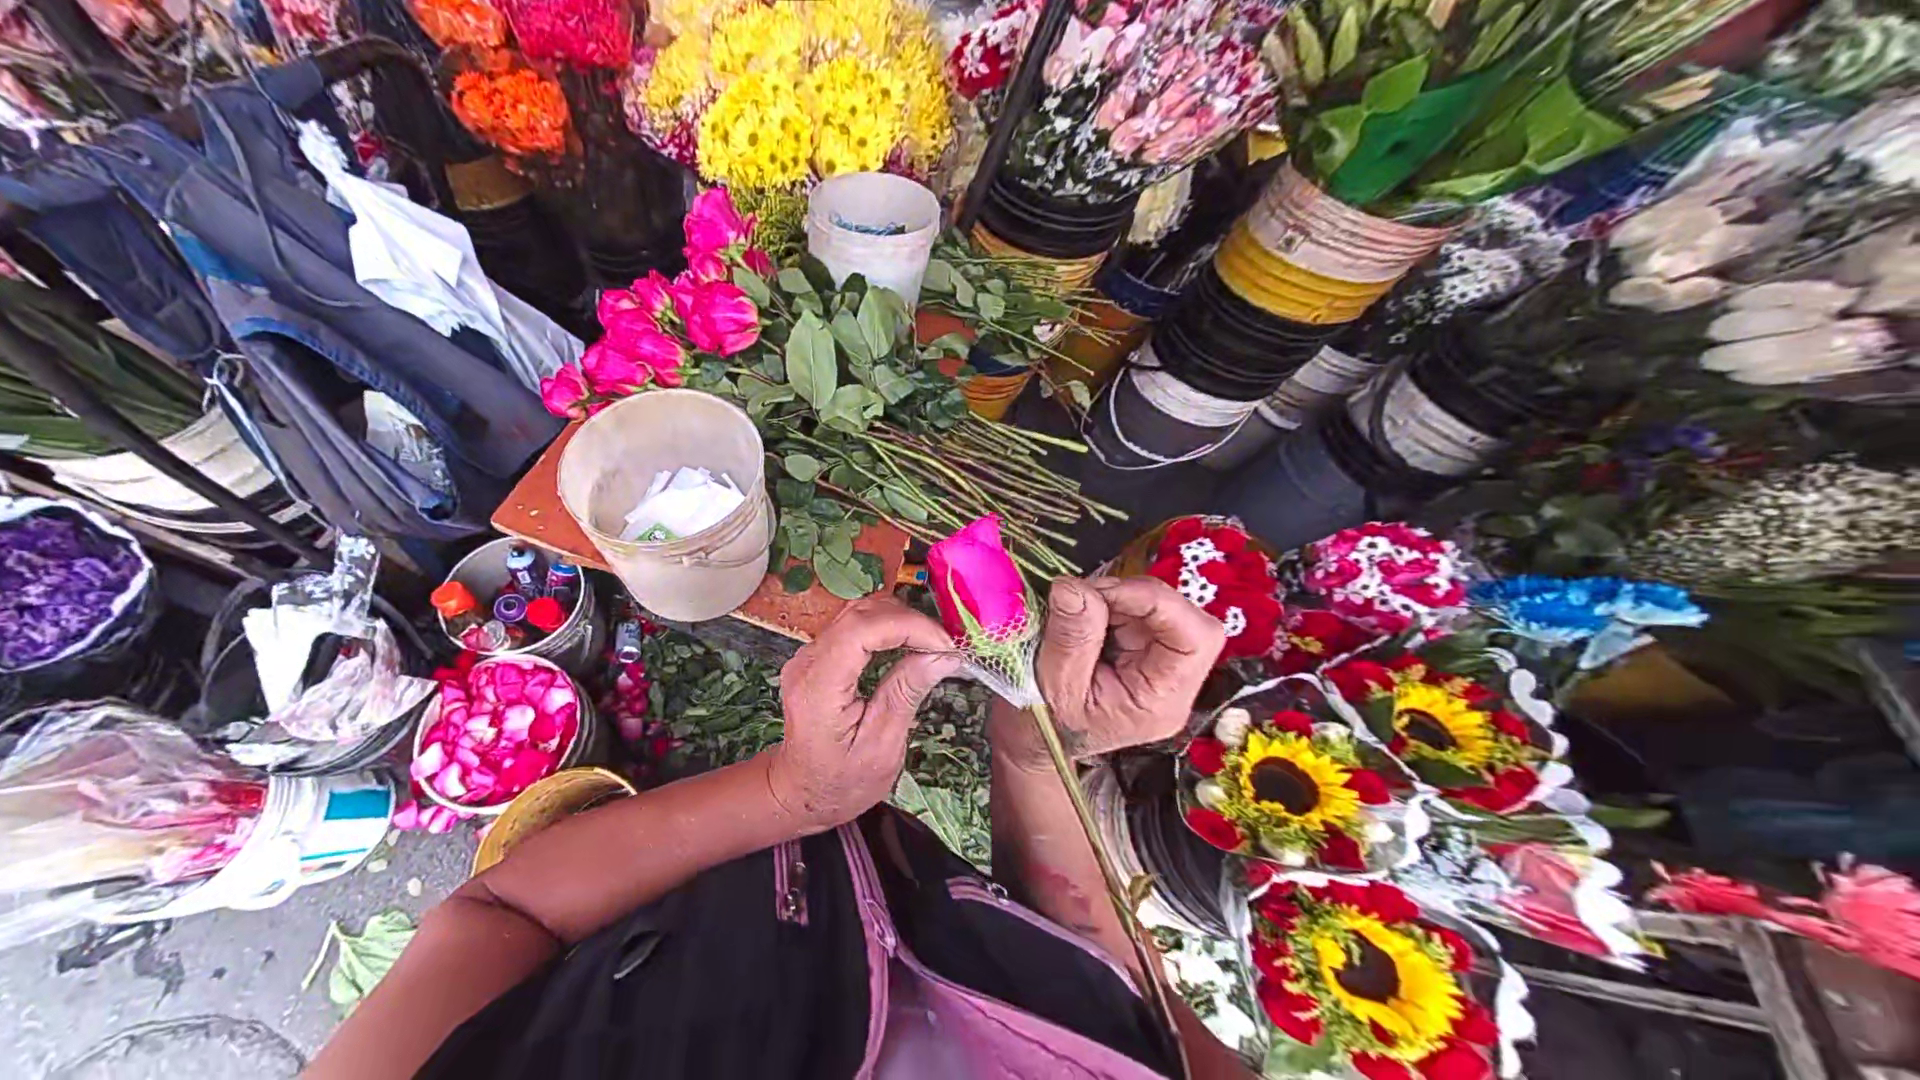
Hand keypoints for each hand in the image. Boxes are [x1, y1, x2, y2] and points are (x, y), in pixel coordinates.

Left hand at [765, 595, 962, 831]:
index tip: (944, 646)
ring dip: (903, 620)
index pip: (861, 629)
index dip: (908, 626)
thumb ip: (906, 695)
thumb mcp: (882, 748)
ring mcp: (811, 653)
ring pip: (861, 612)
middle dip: (911, 622)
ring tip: (933, 645)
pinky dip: (890, 627)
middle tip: (945, 648)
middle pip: (862, 613)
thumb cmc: (840, 782)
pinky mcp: (821, 653)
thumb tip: (942, 656)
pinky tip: (912, 644)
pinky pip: (858, 624)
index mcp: (818, 686)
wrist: (801, 791)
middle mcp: (808, 660)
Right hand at [992, 576, 1223, 770]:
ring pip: (1156, 605)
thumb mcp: (1055, 686)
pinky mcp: (1138, 645)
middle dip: (1133, 595)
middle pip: (1181, 616)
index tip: (1106, 592)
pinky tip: (1080, 616)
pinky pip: (1134, 608)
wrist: (1034, 740)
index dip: (1159, 604)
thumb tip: (1074, 587)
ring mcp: (1156, 660)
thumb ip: (1070, 637)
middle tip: (1085, 597)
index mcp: (1161, 701)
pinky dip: (1106, 601)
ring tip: (1075, 611)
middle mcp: (1170, 680)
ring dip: (1115, 596)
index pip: (1197, 639)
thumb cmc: (1047, 726)